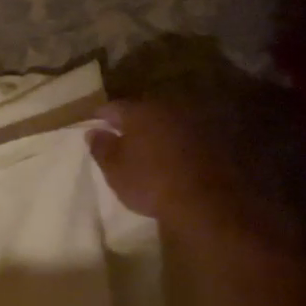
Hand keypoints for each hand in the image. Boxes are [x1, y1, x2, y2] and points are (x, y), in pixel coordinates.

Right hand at [87, 99, 291, 252]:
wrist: (203, 199)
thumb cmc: (148, 181)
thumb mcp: (114, 169)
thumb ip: (101, 147)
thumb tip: (93, 131)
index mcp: (141, 113)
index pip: (114, 107)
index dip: (101, 115)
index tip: (92, 122)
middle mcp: (169, 109)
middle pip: (144, 111)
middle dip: (130, 121)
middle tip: (117, 134)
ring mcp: (194, 122)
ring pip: (166, 122)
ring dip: (154, 131)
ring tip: (143, 146)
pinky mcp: (213, 139)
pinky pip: (184, 135)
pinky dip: (173, 141)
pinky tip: (167, 155)